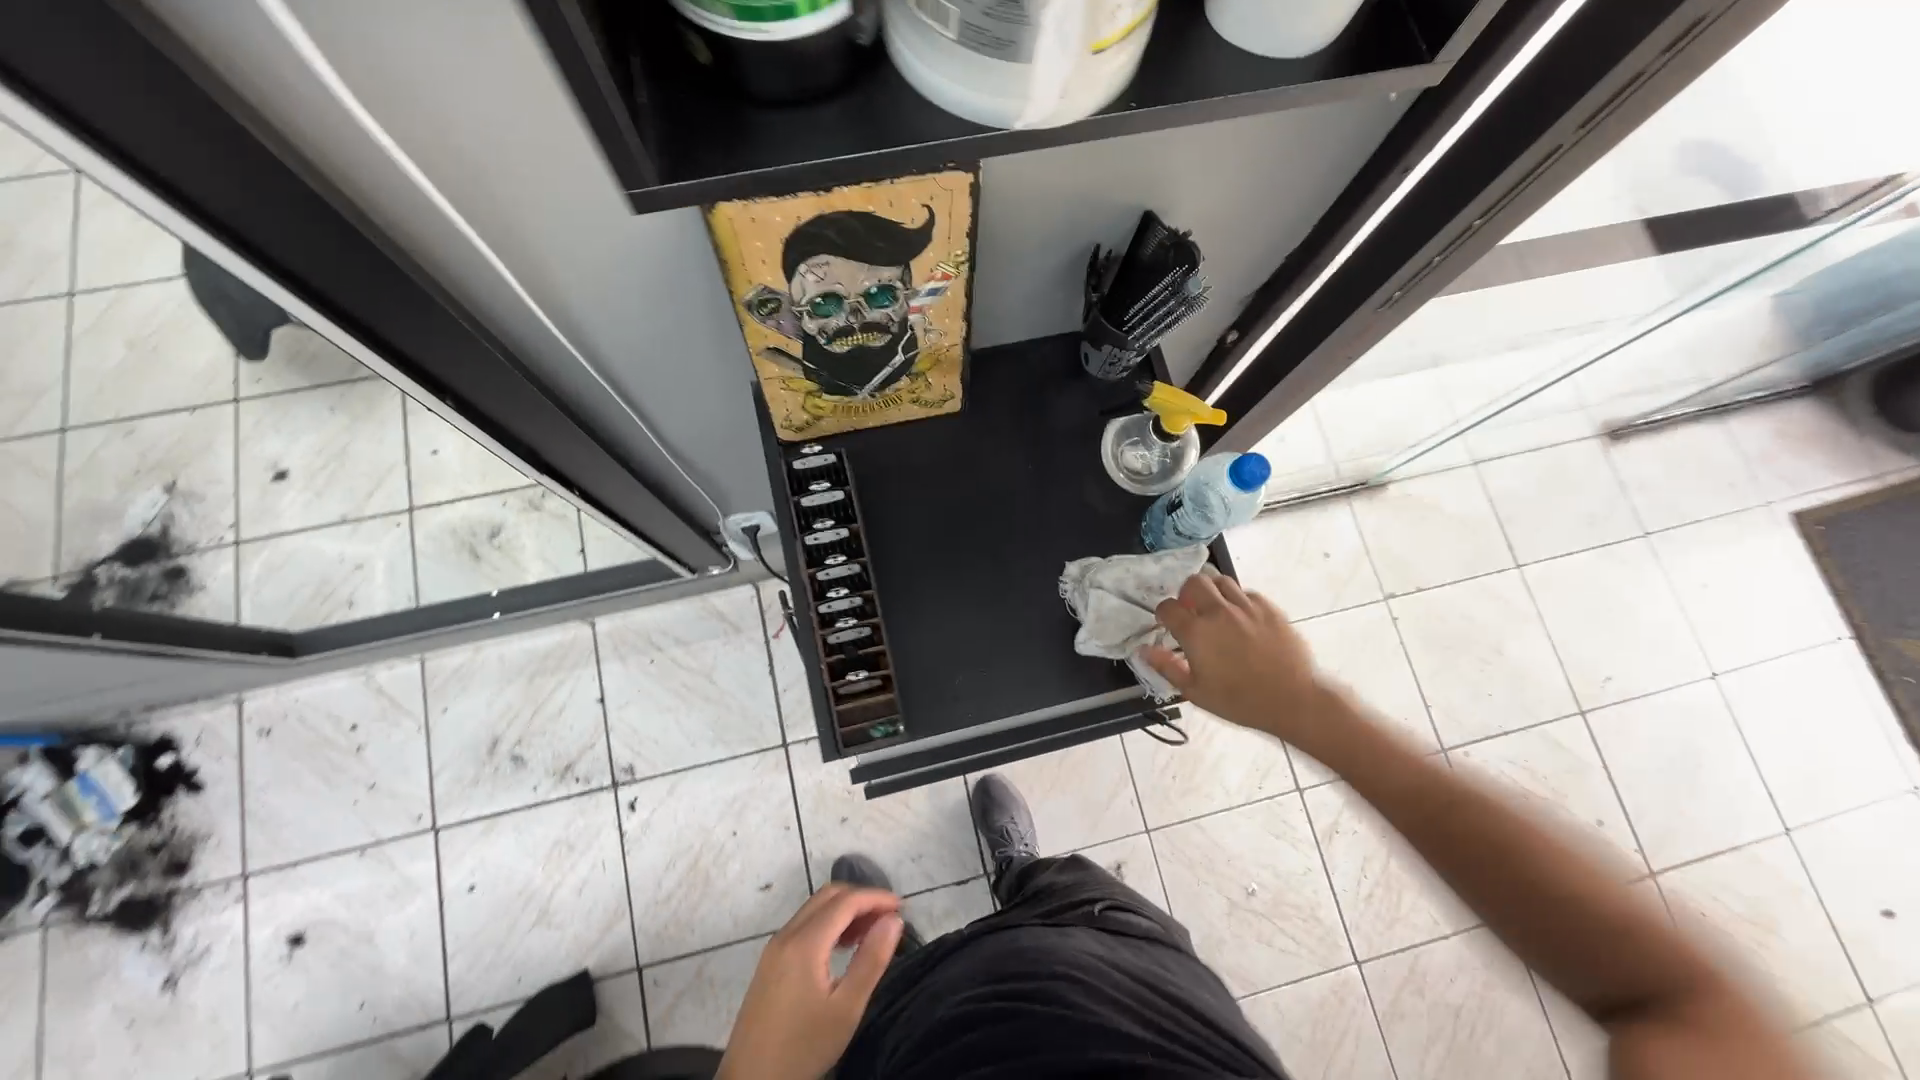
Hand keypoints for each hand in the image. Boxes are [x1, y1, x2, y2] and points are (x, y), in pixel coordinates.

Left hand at [717, 884, 904, 1079]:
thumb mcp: (846, 1008)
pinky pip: (803, 925)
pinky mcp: (770, 961)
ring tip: (872, 932)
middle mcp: (786, 935)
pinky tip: (844, 947)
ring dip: (844, 910)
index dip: (876, 897)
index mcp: (804, 943)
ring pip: (814, 909)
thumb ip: (871, 959)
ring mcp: (774, 947)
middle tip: (888, 918)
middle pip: (827, 897)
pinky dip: (828, 924)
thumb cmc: (804, 1047)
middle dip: (861, 899)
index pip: (845, 901)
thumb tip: (893, 920)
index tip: (903, 907)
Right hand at [1142, 574, 1337, 751]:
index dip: (1163, 614)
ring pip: (1221, 580)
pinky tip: (1241, 618)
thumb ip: (1167, 667)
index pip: (1168, 607)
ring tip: (1215, 608)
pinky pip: (1247, 593)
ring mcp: (1246, 607)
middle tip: (1190, 610)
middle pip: (1194, 582)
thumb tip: (1144, 651)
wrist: (1292, 700)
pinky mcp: (1269, 608)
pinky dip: (1238, 600)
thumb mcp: (1195, 692)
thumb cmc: (1239, 701)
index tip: (1167, 624)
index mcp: (1196, 632)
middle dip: (1186, 593)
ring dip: (1212, 591)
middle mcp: (1219, 612)